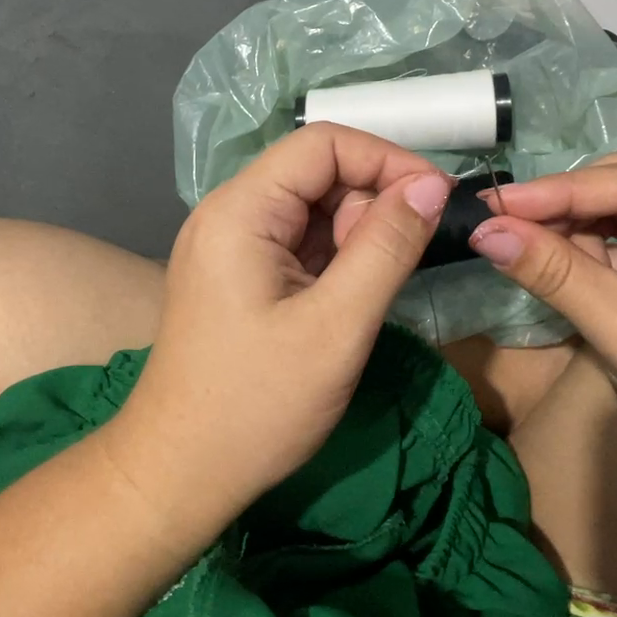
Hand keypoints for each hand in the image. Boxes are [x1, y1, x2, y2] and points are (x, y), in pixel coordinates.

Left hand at [107, 123, 450, 524]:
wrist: (179, 472)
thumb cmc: (257, 404)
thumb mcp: (337, 326)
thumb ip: (387, 247)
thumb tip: (432, 184)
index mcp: (240, 210)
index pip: (323, 143)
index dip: (387, 160)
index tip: (437, 200)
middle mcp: (228, 213)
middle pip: (316, 172)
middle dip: (371, 202)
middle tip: (403, 262)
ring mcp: (228, 245)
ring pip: (310, 209)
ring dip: (355, 235)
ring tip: (370, 293)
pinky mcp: (236, 275)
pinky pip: (296, 243)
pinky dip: (334, 259)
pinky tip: (347, 300)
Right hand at [466, 161, 616, 482]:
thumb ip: (557, 275)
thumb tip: (483, 232)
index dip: (561, 191)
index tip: (493, 203)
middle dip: (560, 207)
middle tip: (493, 222)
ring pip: (615, 214)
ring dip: (563, 228)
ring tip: (508, 240)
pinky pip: (616, 244)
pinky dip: (576, 252)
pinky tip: (540, 256)